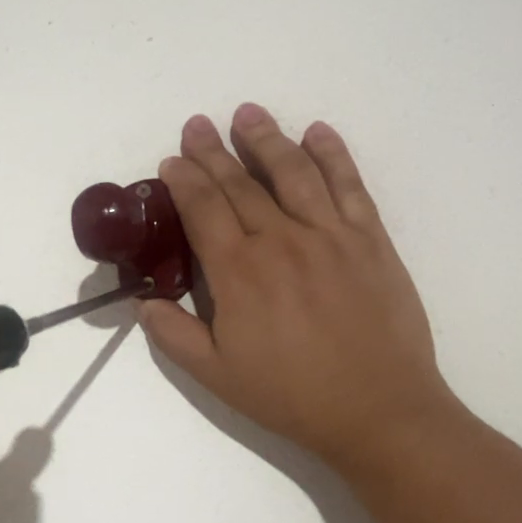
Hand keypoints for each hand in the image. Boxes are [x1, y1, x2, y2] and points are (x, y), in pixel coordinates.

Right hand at [139, 104, 462, 467]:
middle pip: (241, 185)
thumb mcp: (215, 376)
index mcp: (239, 274)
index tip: (171, 161)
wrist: (378, 409)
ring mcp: (330, 235)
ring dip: (266, 139)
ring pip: (293, 173)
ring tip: (248, 113)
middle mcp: (281, 241)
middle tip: (197, 124)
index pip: (204, 211)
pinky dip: (333, 155)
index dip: (185, 182)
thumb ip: (174, 335)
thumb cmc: (289, 396)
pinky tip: (319, 133)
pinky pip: (349, 185)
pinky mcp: (370, 240)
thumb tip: (143, 302)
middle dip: (214, 152)